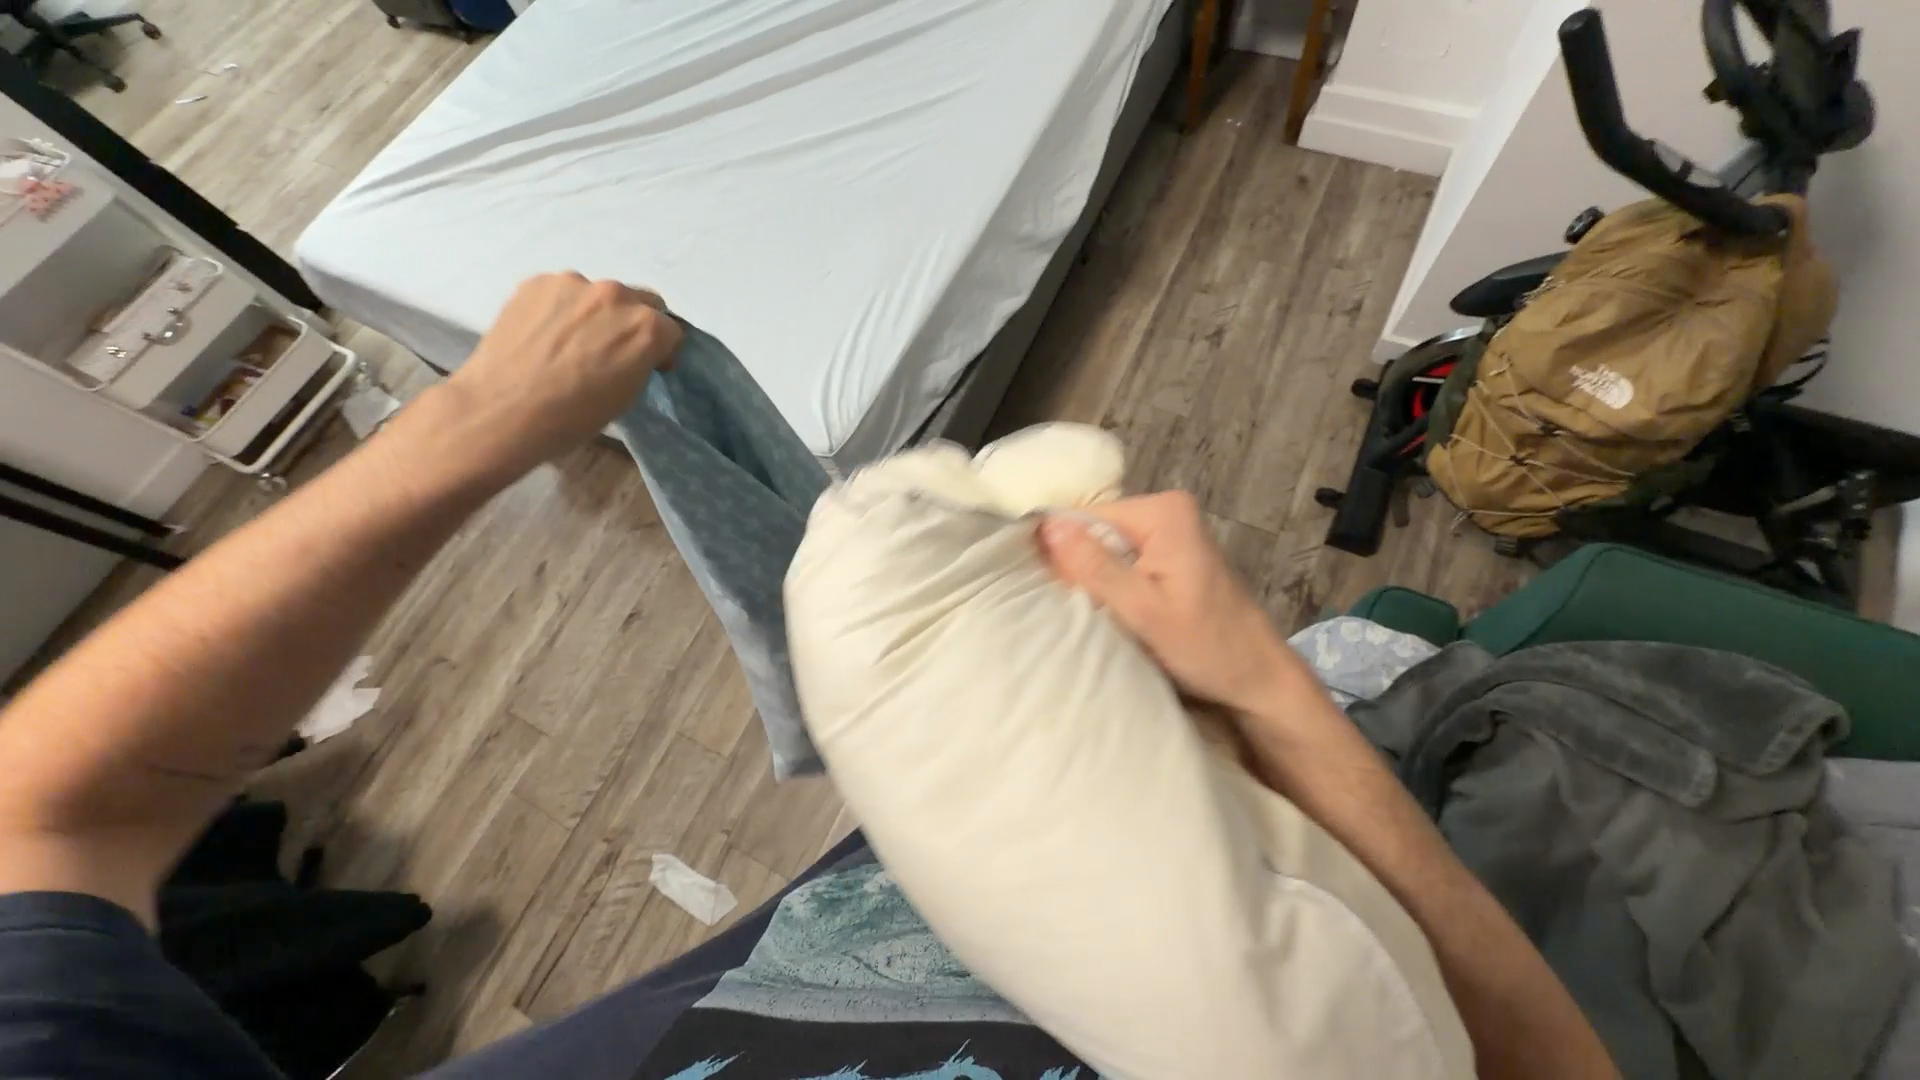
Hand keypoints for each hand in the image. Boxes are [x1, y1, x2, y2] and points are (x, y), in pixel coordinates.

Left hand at [434, 273, 683, 478]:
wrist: (503, 409)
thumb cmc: (574, 416)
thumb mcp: (627, 394)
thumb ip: (641, 360)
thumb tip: (634, 351)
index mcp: (647, 327)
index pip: (671, 330)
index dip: (661, 350)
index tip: (647, 366)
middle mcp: (616, 295)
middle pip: (640, 302)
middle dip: (633, 324)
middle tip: (611, 350)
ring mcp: (574, 283)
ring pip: (599, 294)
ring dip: (596, 313)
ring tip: (572, 341)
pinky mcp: (537, 281)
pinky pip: (563, 292)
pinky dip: (562, 309)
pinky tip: (546, 334)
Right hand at [1037, 491, 1296, 714]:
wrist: (1258, 678)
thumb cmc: (1205, 647)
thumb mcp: (1142, 610)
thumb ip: (1094, 567)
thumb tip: (1046, 526)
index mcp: (1162, 512)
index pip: (1084, 518)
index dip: (1063, 554)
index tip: (1057, 594)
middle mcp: (1167, 510)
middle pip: (1095, 532)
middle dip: (1080, 569)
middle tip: (1079, 609)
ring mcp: (1170, 533)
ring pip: (1105, 550)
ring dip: (1095, 582)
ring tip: (1096, 614)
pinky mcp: (1171, 556)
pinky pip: (1122, 563)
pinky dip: (1113, 588)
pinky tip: (1114, 613)